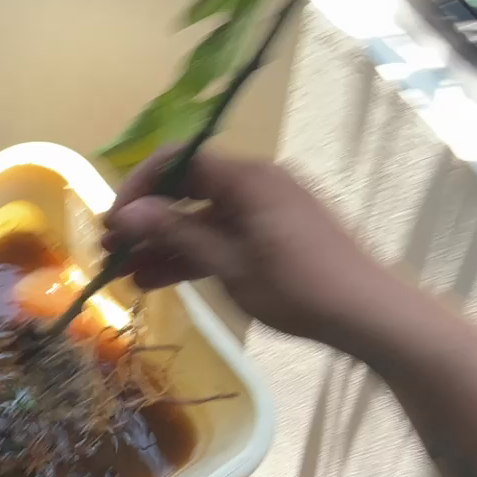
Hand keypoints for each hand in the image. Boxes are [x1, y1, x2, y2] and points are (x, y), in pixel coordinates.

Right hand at [102, 148, 424, 354]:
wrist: (367, 314)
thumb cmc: (298, 286)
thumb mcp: (228, 262)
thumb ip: (175, 233)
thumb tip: (125, 213)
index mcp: (247, 179)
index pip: (178, 162)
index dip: (139, 188)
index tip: (113, 222)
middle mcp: (252, 185)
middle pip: (185, 191)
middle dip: (144, 220)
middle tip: (109, 251)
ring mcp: (261, 211)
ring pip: (198, 219)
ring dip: (160, 243)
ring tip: (125, 273)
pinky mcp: (268, 236)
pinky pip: (218, 237)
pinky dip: (188, 255)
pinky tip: (156, 280)